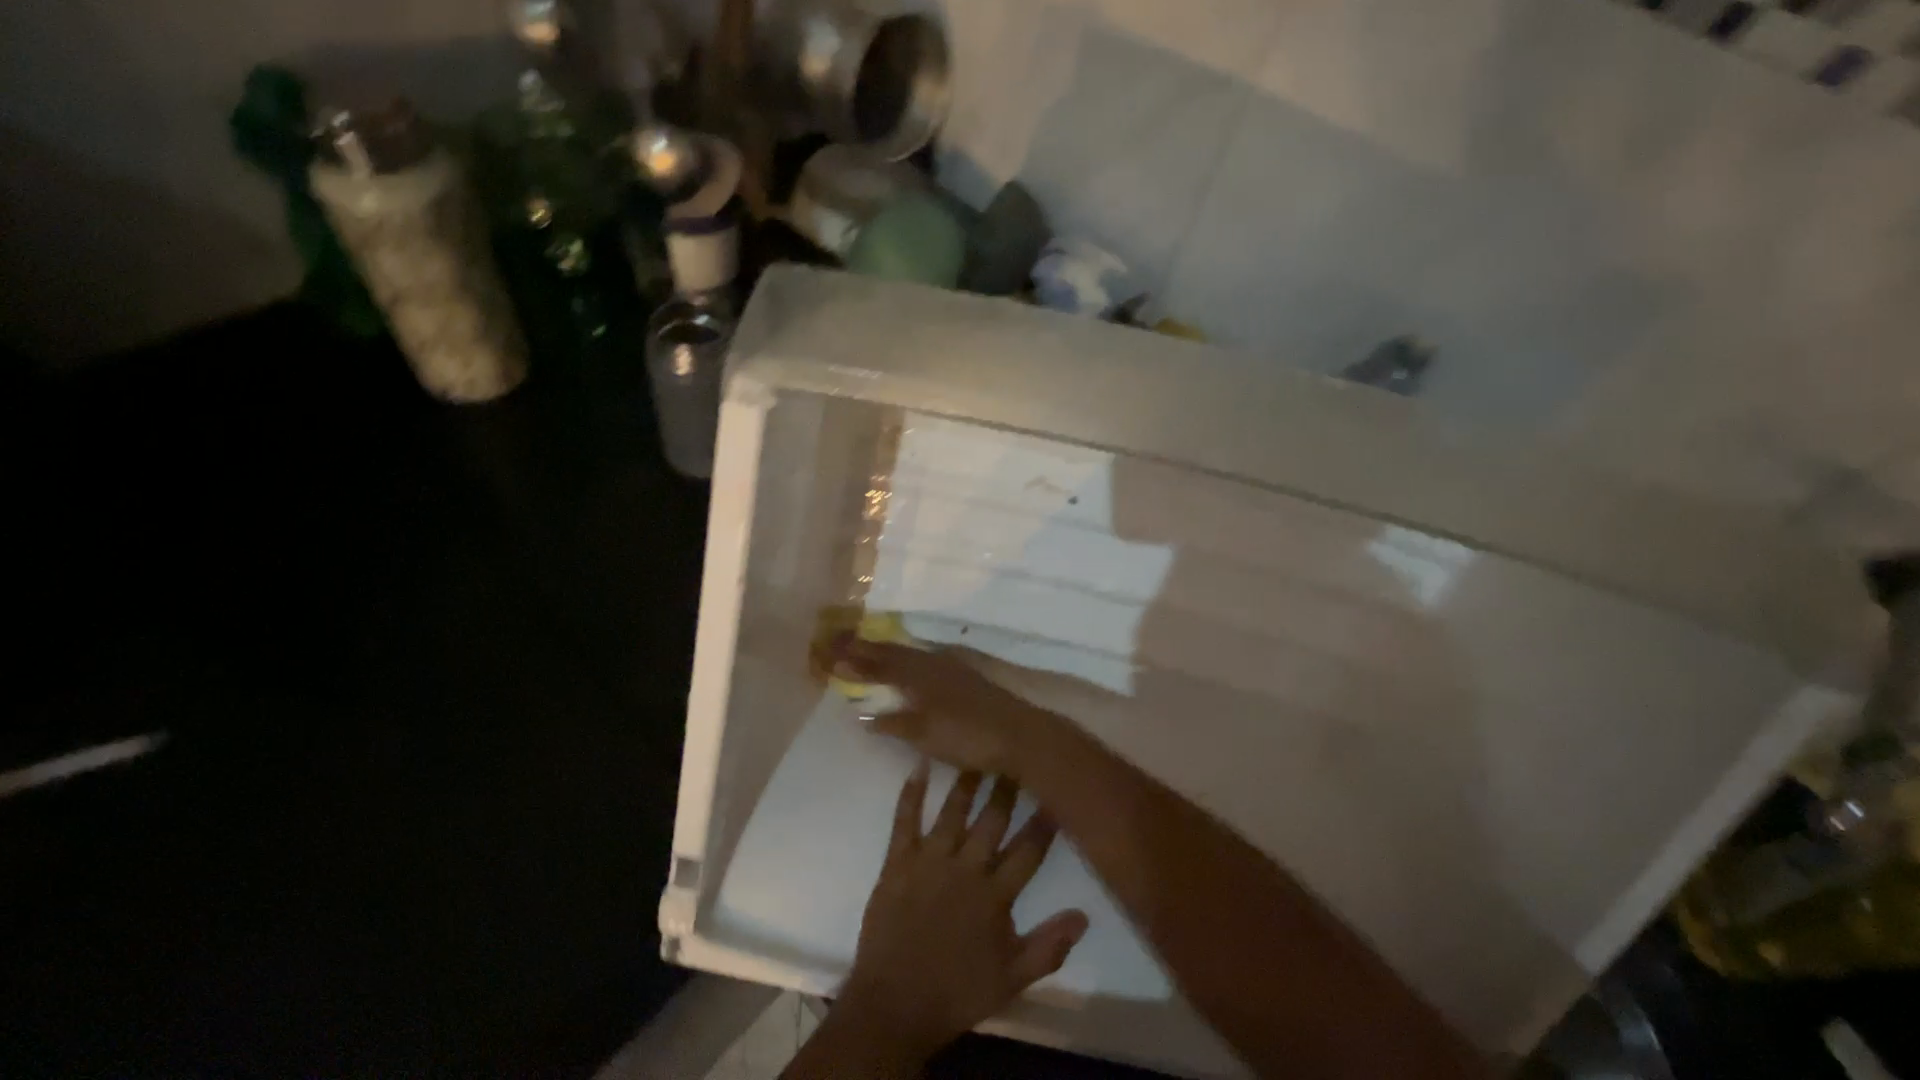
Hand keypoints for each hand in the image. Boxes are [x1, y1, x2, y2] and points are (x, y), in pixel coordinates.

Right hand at [828, 636, 1052, 776]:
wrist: (1019, 736)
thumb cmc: (968, 736)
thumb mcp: (924, 735)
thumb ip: (893, 723)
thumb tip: (864, 715)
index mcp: (919, 675)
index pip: (879, 663)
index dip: (854, 657)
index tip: (829, 649)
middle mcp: (933, 664)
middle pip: (894, 652)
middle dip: (866, 648)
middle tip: (841, 640)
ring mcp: (953, 668)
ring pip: (911, 654)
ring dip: (887, 651)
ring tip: (869, 648)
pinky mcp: (967, 678)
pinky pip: (926, 660)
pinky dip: (908, 659)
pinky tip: (911, 664)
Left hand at [837, 763, 1089, 1058]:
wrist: (894, 1004)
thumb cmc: (957, 994)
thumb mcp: (1012, 979)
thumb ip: (1049, 946)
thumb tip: (1084, 915)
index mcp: (995, 896)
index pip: (1028, 851)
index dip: (1045, 822)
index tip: (1058, 793)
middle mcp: (965, 869)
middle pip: (992, 821)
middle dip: (1008, 789)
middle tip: (1018, 755)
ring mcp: (929, 862)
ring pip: (953, 812)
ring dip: (967, 782)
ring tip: (978, 752)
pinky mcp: (898, 863)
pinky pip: (905, 821)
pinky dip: (911, 794)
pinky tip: (920, 767)